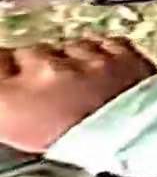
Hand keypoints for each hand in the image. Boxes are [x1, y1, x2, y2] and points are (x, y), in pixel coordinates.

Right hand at [0, 39, 155, 152]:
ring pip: (70, 46)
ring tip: (78, 73)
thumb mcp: (9, 123)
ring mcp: (88, 60)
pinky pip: (107, 42)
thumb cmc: (61, 135)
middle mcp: (44, 71)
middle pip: (31, 51)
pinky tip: (102, 63)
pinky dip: (103, 50)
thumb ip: (4, 94)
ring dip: (71, 56)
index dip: (4, 65)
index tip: (10, 70)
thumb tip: (9, 81)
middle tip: (46, 78)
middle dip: (36, 62)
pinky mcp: (124, 54)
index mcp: (6, 93)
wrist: (124, 131)